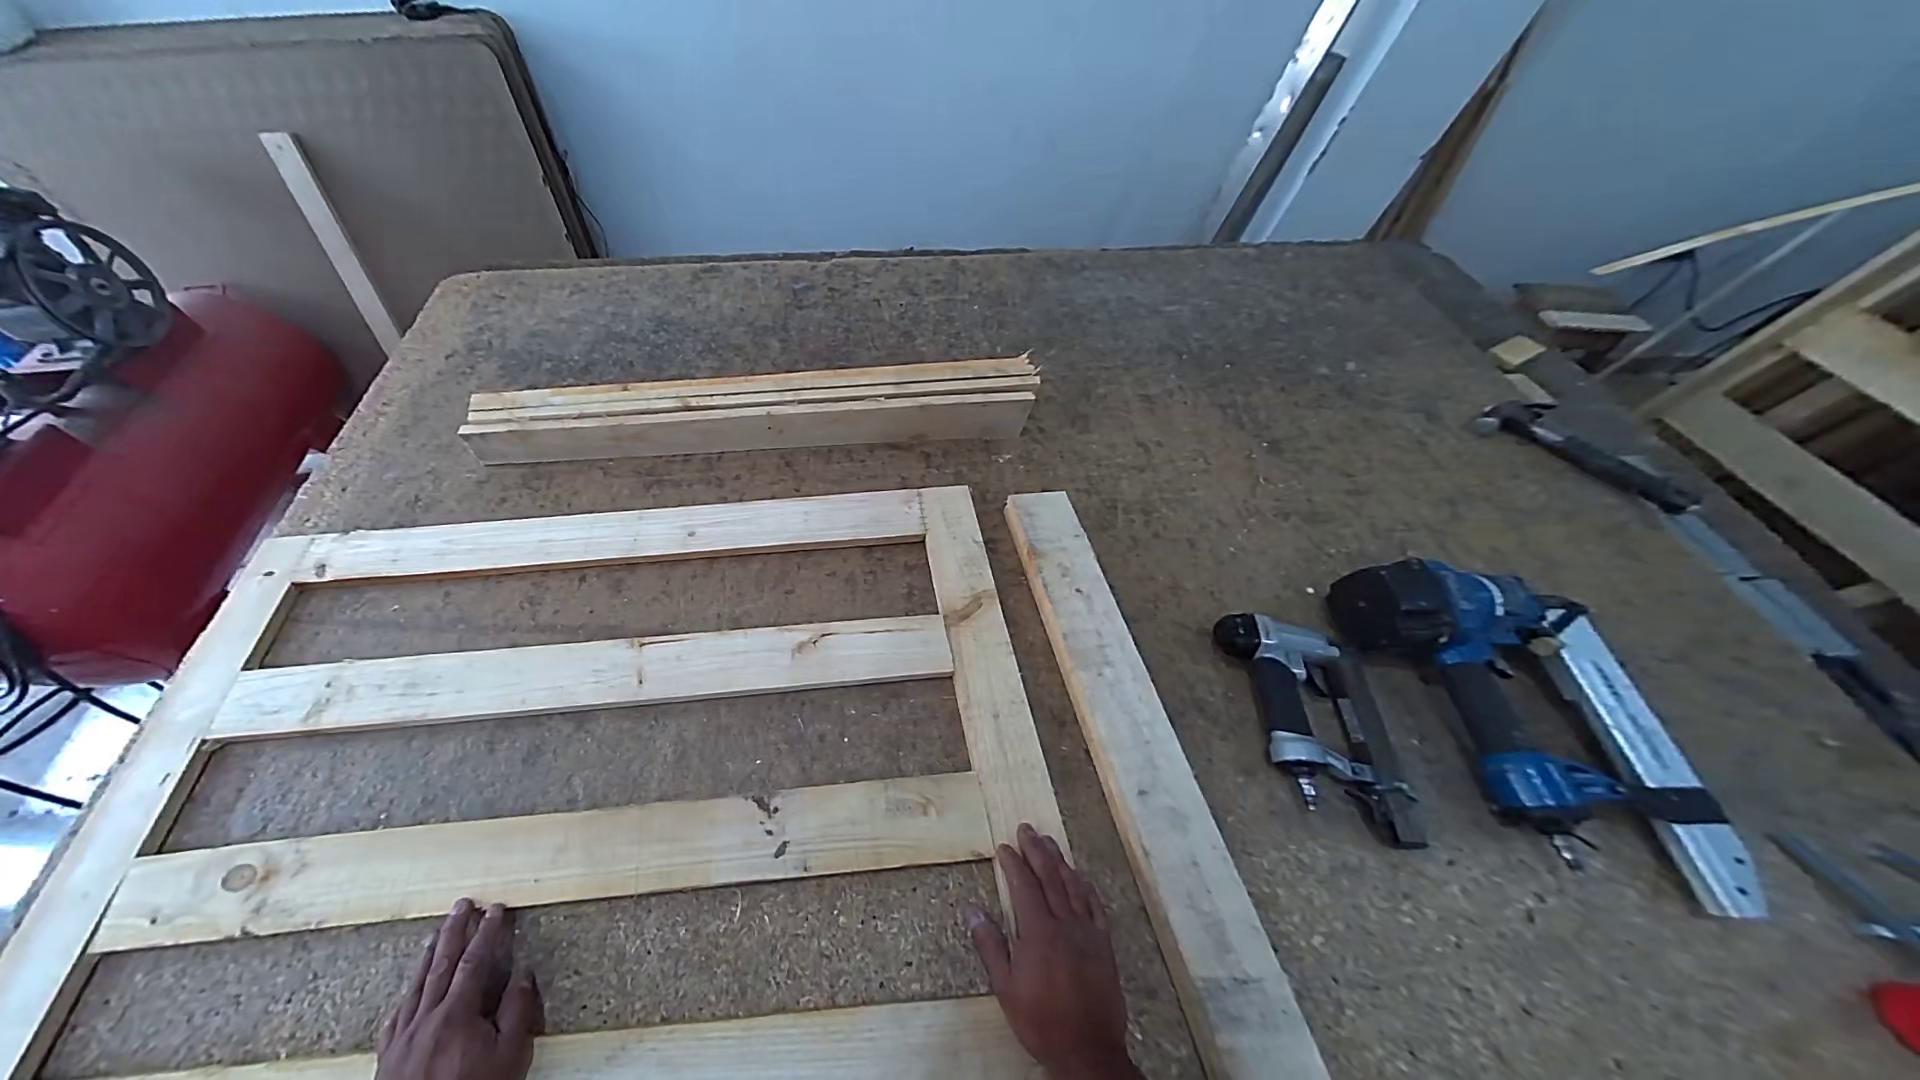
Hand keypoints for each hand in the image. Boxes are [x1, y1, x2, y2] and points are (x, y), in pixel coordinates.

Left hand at [376, 899, 544, 1079]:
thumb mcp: (511, 1054)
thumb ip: (517, 1010)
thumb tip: (522, 974)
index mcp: (456, 1015)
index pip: (474, 962)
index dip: (487, 932)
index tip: (497, 909)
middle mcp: (425, 1020)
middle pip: (441, 966)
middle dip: (455, 931)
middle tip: (463, 904)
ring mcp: (402, 1041)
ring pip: (416, 987)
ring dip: (430, 956)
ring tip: (438, 933)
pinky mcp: (388, 1061)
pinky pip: (396, 1019)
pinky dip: (406, 996)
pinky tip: (409, 991)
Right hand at [967, 824, 1141, 1079]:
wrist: (1087, 1048)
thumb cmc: (1041, 1020)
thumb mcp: (1006, 988)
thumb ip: (990, 946)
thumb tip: (974, 912)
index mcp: (1038, 932)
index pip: (1023, 885)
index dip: (1013, 863)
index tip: (1004, 847)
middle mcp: (1064, 923)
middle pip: (1049, 877)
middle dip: (1036, 850)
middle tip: (1026, 829)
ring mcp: (1087, 931)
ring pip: (1072, 886)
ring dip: (1059, 860)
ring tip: (1049, 841)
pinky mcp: (1104, 944)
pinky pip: (1095, 906)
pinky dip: (1086, 887)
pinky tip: (1081, 876)